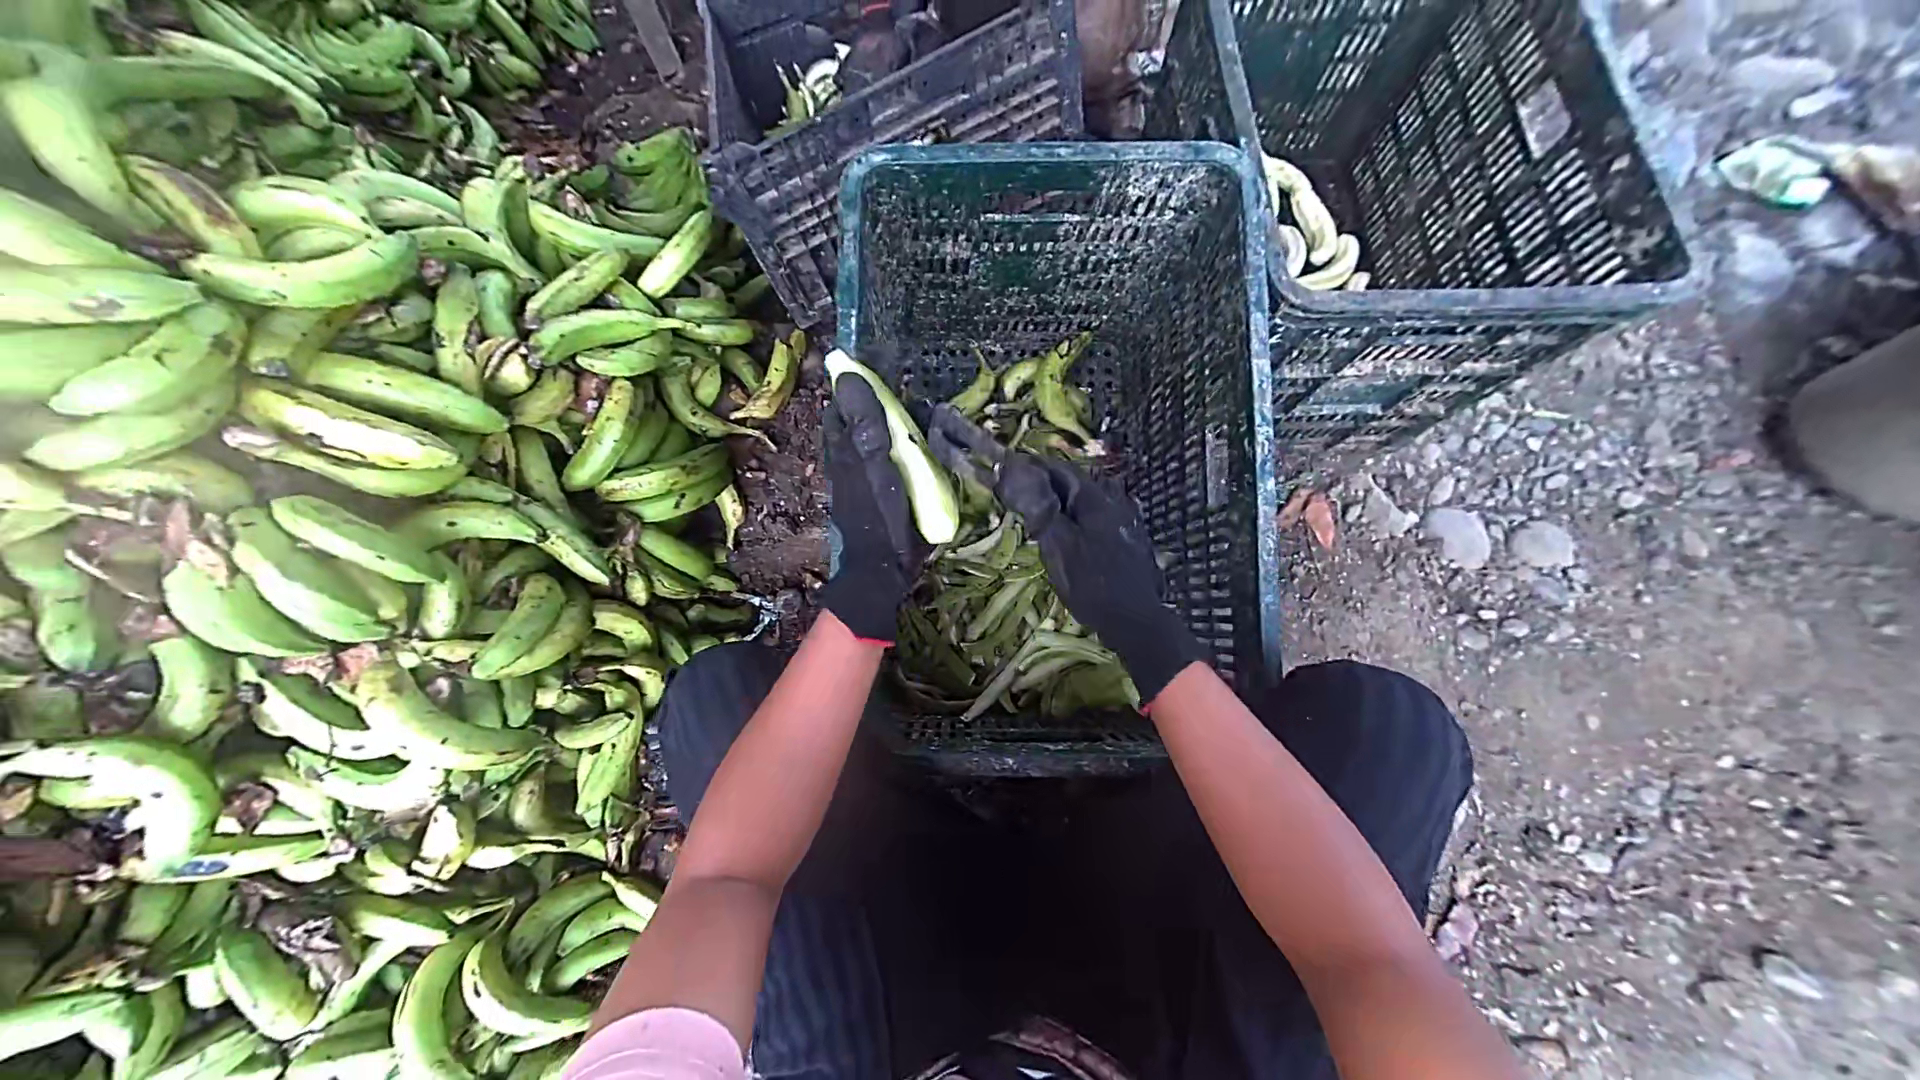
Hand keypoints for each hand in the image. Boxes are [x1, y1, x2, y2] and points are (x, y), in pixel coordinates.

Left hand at [817, 373, 927, 643]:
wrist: (880, 570)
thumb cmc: (881, 519)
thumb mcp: (876, 467)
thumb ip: (865, 424)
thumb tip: (847, 376)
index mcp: (846, 450)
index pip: (841, 405)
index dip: (851, 383)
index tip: (871, 364)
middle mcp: (845, 462)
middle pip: (847, 421)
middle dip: (861, 400)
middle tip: (886, 384)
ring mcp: (855, 481)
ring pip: (858, 441)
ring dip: (872, 422)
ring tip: (896, 410)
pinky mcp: (867, 496)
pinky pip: (870, 460)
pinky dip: (882, 446)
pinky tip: (898, 448)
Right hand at [996, 455, 1209, 702]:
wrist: (1134, 621)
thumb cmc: (1092, 584)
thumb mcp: (1059, 546)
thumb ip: (1042, 510)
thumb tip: (1020, 476)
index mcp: (1095, 500)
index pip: (1060, 470)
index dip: (1032, 467)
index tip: (1007, 470)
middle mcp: (1113, 503)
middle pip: (1074, 484)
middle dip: (1045, 484)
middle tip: (1018, 492)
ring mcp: (1123, 523)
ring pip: (1084, 503)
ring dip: (1060, 503)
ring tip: (1037, 512)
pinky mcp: (1126, 542)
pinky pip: (1094, 520)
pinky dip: (1074, 519)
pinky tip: (1065, 533)